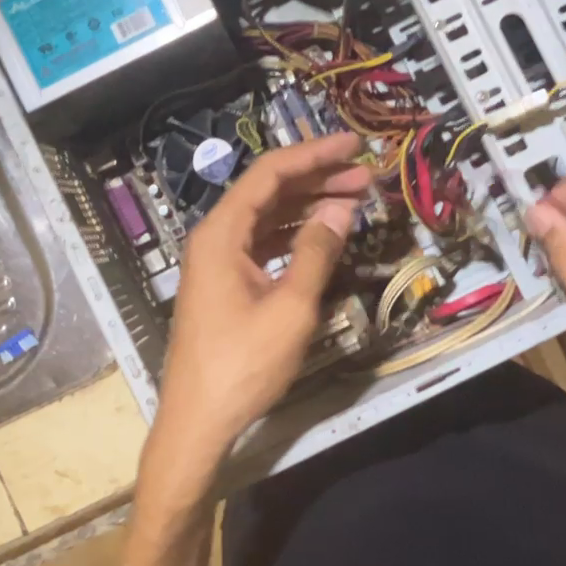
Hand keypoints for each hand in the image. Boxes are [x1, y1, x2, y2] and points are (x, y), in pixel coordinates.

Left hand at [150, 133, 372, 482]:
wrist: (199, 420)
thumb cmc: (243, 364)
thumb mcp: (290, 306)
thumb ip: (317, 251)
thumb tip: (341, 207)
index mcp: (221, 233)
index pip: (270, 174)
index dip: (314, 154)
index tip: (354, 144)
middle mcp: (215, 237)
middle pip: (269, 192)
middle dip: (318, 179)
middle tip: (367, 175)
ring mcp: (218, 261)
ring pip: (268, 217)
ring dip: (309, 206)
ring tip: (356, 199)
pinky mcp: (226, 284)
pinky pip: (264, 243)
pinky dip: (295, 235)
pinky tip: (325, 234)